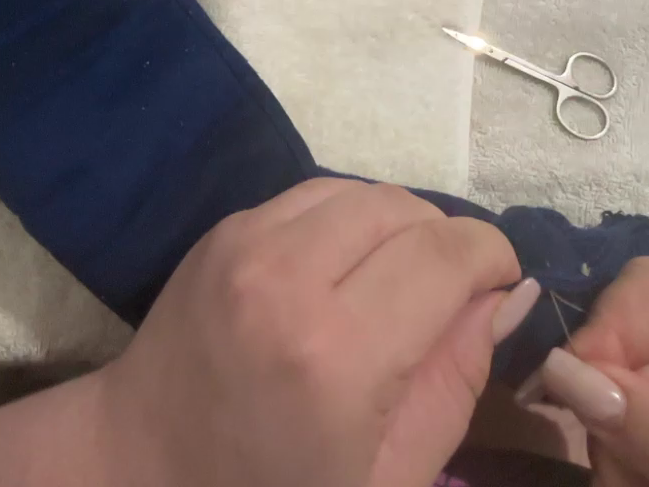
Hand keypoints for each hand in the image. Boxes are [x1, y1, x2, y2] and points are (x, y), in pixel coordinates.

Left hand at [90, 178, 538, 486]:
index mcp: (335, 354)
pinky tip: (344, 263)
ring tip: (398, 274)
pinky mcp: (225, 227)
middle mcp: (288, 275)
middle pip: (403, 208)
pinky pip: (312, 194)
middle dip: (446, 237)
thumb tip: (505, 295)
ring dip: (397, 223)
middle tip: (451, 286)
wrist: (143, 462)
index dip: (491, 256)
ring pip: (359, 190)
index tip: (502, 281)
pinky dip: (347, 218)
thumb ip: (456, 378)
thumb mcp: (389, 474)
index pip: (444, 255)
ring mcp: (246, 240)